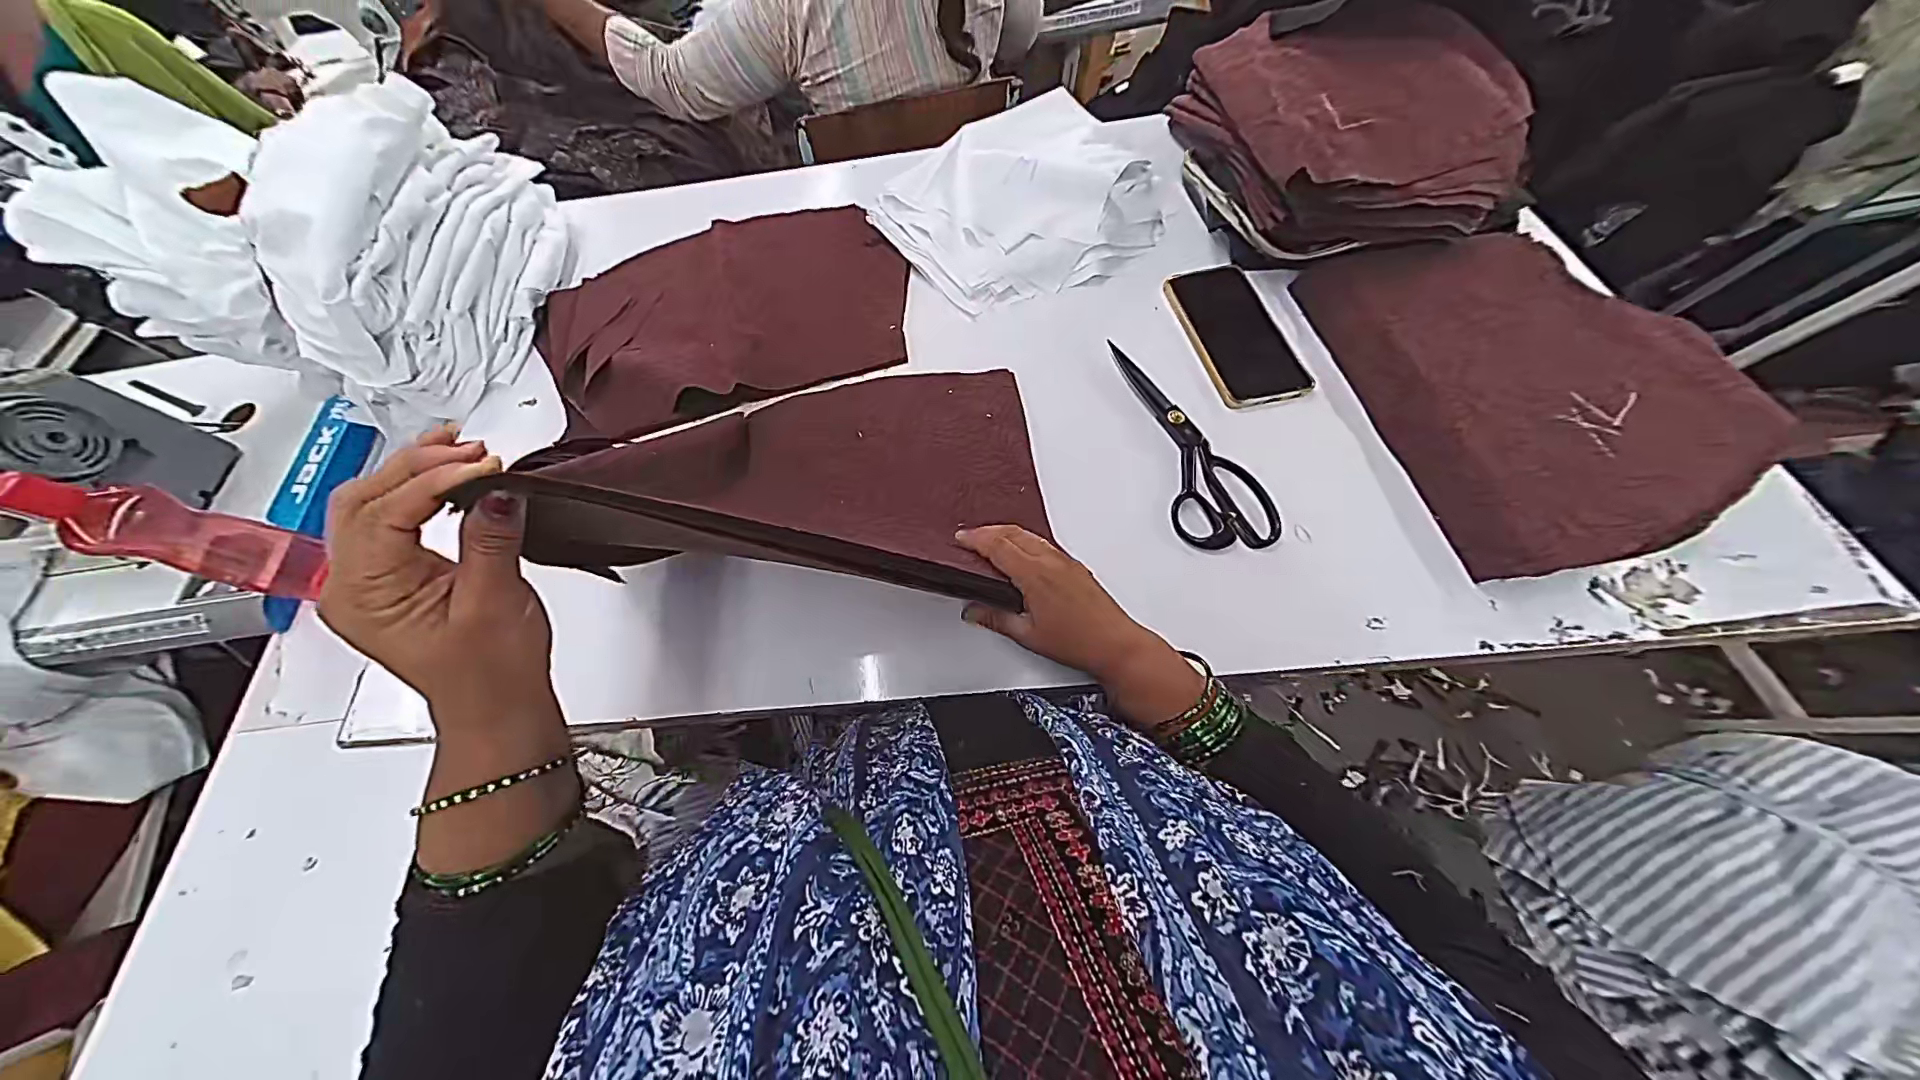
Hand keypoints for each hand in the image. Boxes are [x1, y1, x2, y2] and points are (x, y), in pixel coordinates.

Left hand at [319, 428, 554, 724]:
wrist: (499, 706)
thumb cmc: (492, 675)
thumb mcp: (495, 602)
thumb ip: (491, 540)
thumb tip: (496, 491)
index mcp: (364, 595)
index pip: (385, 513)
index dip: (435, 481)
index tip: (483, 464)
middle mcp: (354, 585)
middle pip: (365, 499)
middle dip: (416, 465)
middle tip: (468, 446)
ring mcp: (372, 580)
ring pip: (375, 504)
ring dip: (417, 472)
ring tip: (460, 449)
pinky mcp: (397, 576)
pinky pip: (396, 520)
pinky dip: (424, 493)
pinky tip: (452, 479)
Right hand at [955, 526, 1204, 728]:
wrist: (1115, 644)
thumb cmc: (1079, 641)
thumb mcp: (1027, 635)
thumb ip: (996, 619)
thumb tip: (974, 611)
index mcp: (1035, 575)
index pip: (998, 546)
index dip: (976, 539)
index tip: (962, 538)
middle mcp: (1051, 562)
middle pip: (1014, 533)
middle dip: (989, 530)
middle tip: (971, 536)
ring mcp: (1066, 562)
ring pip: (1030, 536)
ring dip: (1008, 533)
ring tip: (992, 540)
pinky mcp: (1076, 567)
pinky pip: (1045, 544)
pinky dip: (1026, 540)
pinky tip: (1022, 551)